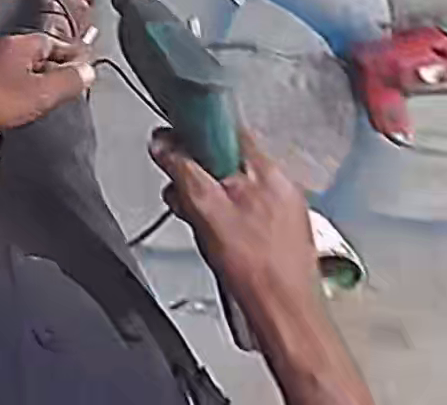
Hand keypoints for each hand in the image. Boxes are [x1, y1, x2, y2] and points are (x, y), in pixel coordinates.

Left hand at [0, 33, 94, 132]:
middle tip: (68, 79)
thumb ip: (69, 81)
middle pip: (37, 52)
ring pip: (20, 63)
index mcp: (19, 44)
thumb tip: (87, 71)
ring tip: (46, 93)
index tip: (83, 62)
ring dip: (35, 76)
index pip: (55, 42)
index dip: (72, 54)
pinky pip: (5, 74)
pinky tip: (19, 100)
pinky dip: (17, 84)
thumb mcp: (42, 94)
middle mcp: (2, 45)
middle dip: (54, 66)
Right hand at [149, 126, 318, 311]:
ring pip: (230, 184)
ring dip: (206, 196)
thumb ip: (180, 169)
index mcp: (267, 171)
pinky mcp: (278, 230)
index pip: (223, 128)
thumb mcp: (204, 207)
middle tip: (183, 191)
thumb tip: (162, 145)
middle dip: (195, 172)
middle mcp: (279, 185)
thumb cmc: (257, 269)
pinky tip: (214, 234)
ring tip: (197, 218)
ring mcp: (281, 209)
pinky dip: (222, 214)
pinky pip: (241, 207)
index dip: (193, 132)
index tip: (173, 143)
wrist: (284, 318)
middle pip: (223, 158)